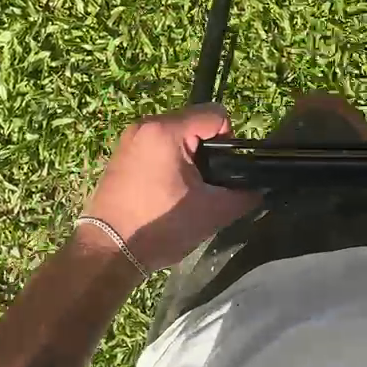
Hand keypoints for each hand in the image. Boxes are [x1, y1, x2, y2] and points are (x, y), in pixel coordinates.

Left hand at [80, 106, 260, 270]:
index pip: (216, 114)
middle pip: (195, 121)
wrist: (107, 252)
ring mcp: (130, 137)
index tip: (221, 171)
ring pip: (176, 132)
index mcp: (166, 130)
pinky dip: (169, 159)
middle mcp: (146, 124)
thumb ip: (244, 195)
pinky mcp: (121, 152)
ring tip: (187, 188)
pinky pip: (158, 143)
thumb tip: (259, 188)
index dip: (228, 141)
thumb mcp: (211, 212)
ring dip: (189, 154)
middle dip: (207, 148)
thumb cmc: (160, 227)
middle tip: (206, 183)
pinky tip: (167, 189)